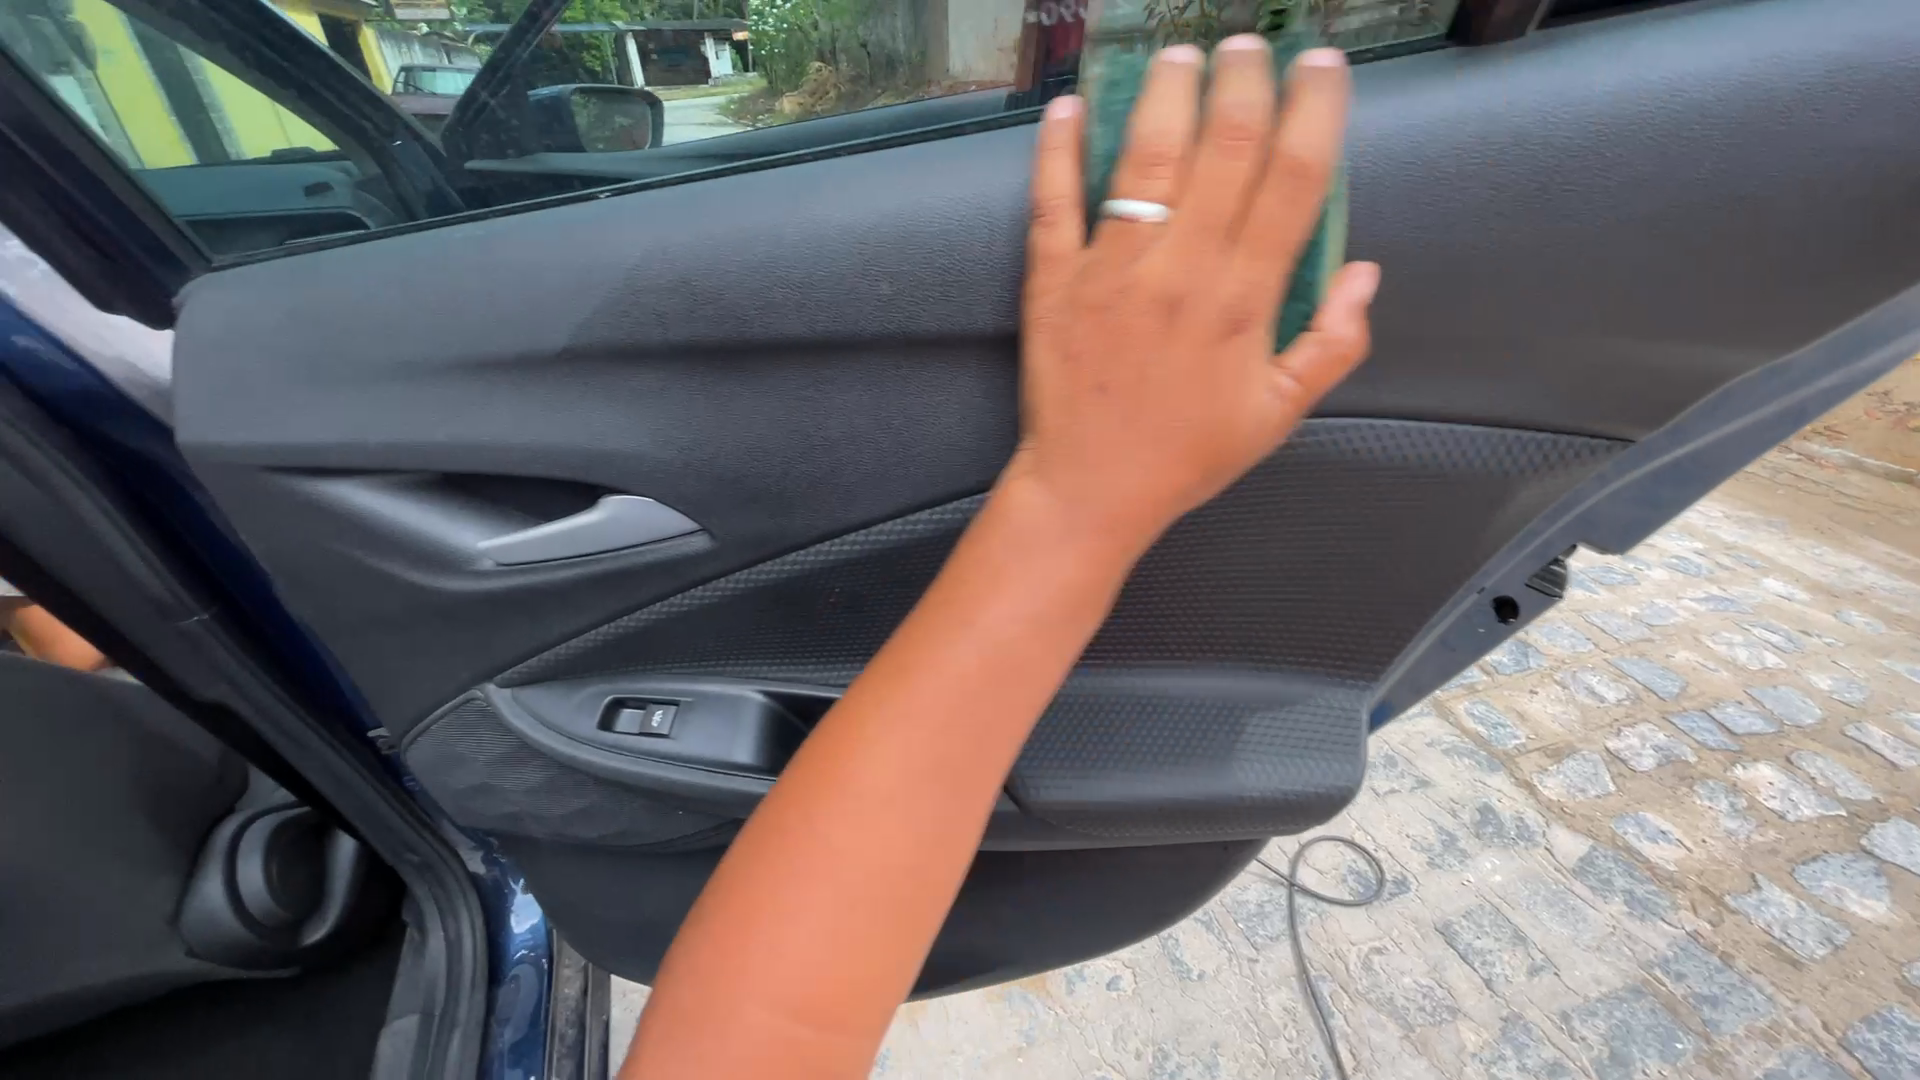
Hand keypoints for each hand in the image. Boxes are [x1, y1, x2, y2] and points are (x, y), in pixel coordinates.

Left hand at [1003, 39, 1378, 554]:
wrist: (1091, 490)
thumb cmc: (1184, 457)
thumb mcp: (1276, 417)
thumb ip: (1332, 347)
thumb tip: (1364, 273)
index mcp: (1242, 300)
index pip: (1292, 179)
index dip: (1313, 110)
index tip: (1320, 66)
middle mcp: (1180, 272)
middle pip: (1221, 149)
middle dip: (1241, 82)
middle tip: (1246, 46)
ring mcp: (1110, 273)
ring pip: (1142, 161)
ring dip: (1163, 95)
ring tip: (1177, 55)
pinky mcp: (1053, 284)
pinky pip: (1053, 203)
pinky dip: (1057, 151)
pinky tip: (1066, 107)